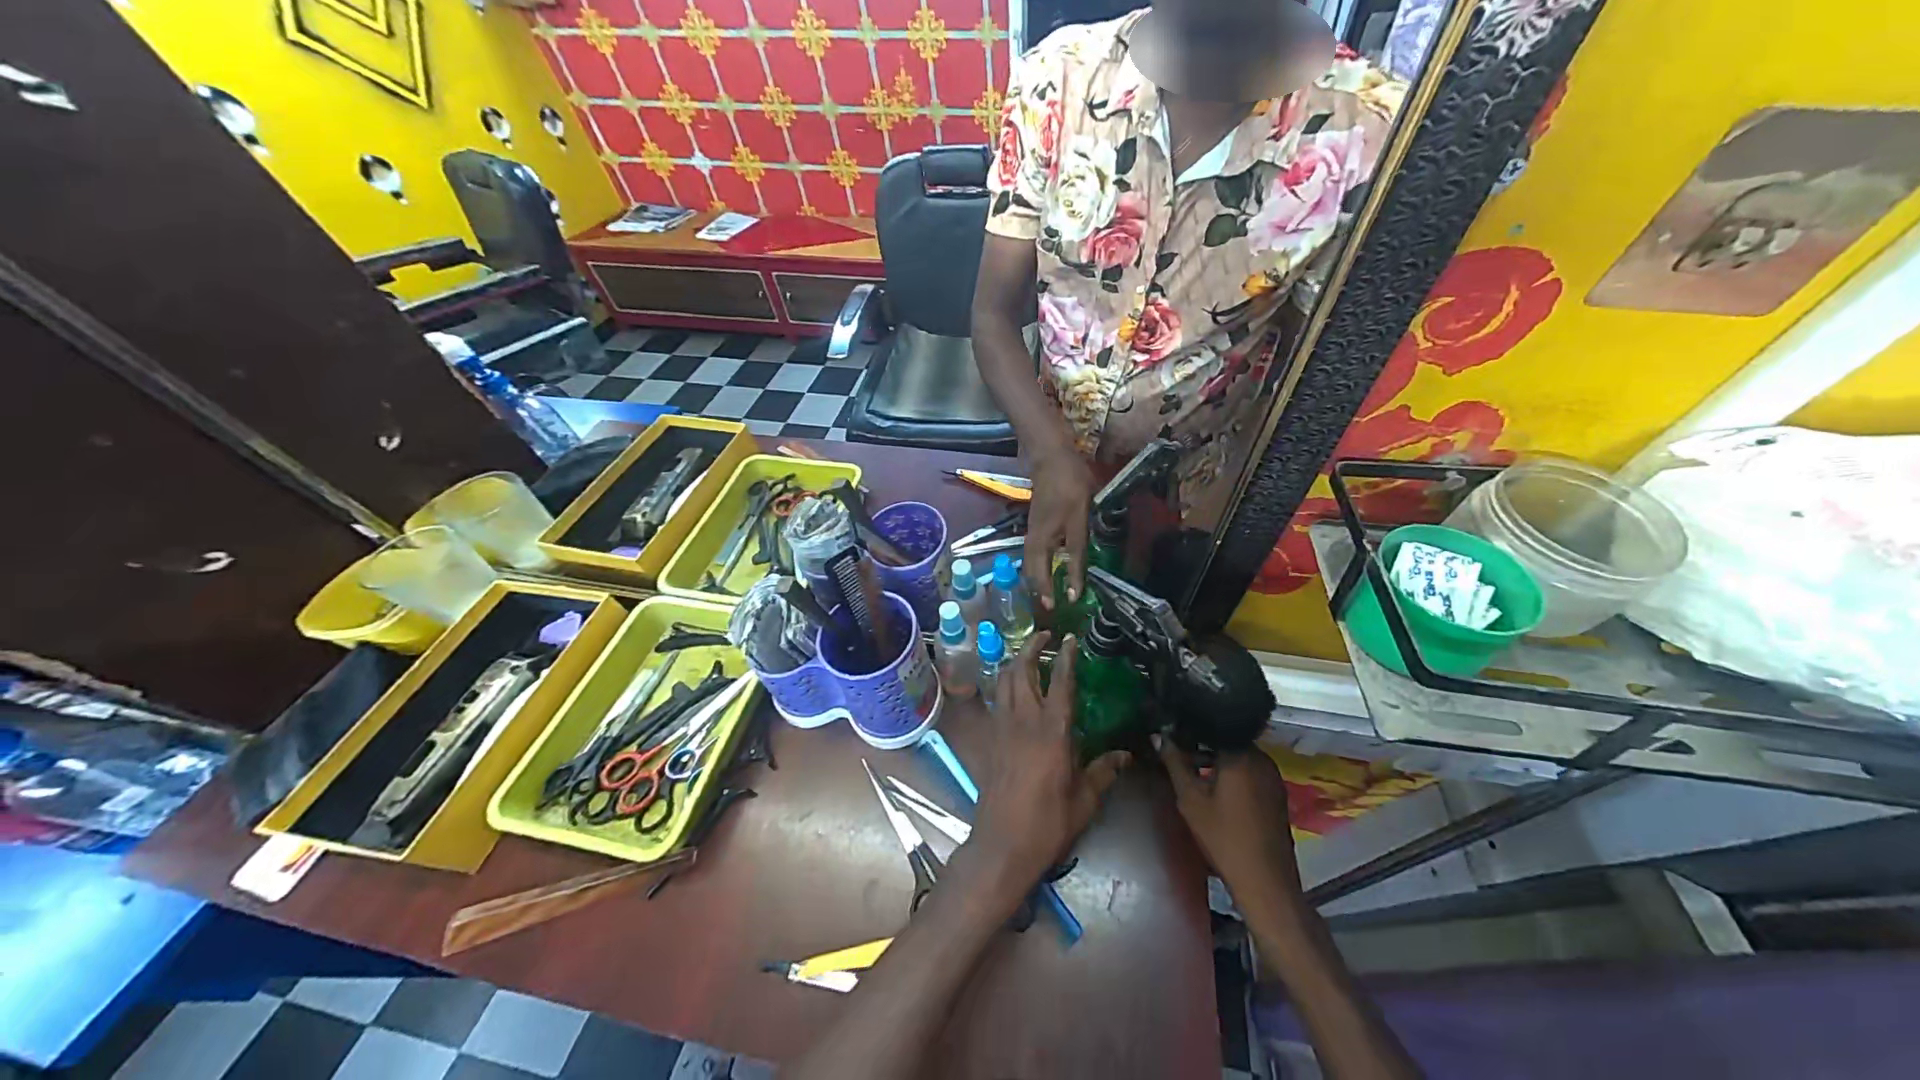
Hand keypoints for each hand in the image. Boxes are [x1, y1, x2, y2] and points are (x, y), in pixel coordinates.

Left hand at [973, 633, 1129, 884]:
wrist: (1002, 843)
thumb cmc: (1048, 822)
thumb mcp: (1085, 800)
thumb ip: (1104, 771)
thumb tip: (1125, 755)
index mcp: (1052, 731)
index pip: (1061, 682)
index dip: (1066, 657)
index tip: (1070, 638)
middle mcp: (1023, 721)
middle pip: (1021, 670)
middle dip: (1031, 647)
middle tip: (1044, 637)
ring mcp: (1001, 728)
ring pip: (1004, 681)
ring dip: (1014, 662)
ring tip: (1027, 655)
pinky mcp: (989, 740)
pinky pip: (996, 701)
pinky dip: (1003, 685)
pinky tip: (1012, 690)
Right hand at [1024, 448, 1094, 610]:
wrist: (1050, 458)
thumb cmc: (1069, 484)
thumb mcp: (1081, 515)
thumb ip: (1079, 546)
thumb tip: (1080, 573)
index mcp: (1046, 539)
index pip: (1056, 569)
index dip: (1066, 585)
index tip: (1069, 602)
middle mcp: (1036, 539)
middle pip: (1034, 570)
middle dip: (1040, 590)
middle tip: (1047, 607)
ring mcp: (1033, 531)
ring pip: (1031, 563)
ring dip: (1036, 580)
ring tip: (1044, 595)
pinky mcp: (1035, 526)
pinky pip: (1032, 553)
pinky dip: (1036, 567)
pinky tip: (1045, 569)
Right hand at [1156, 738, 1302, 905]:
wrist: (1264, 881)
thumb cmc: (1223, 837)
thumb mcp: (1190, 799)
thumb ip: (1174, 763)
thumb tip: (1159, 736)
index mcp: (1241, 753)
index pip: (1211, 726)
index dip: (1187, 728)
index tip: (1168, 734)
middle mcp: (1262, 758)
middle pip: (1226, 741)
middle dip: (1200, 745)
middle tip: (1175, 755)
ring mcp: (1273, 777)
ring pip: (1238, 758)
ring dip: (1215, 761)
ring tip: (1190, 773)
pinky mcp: (1276, 794)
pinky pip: (1249, 772)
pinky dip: (1231, 774)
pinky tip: (1214, 790)